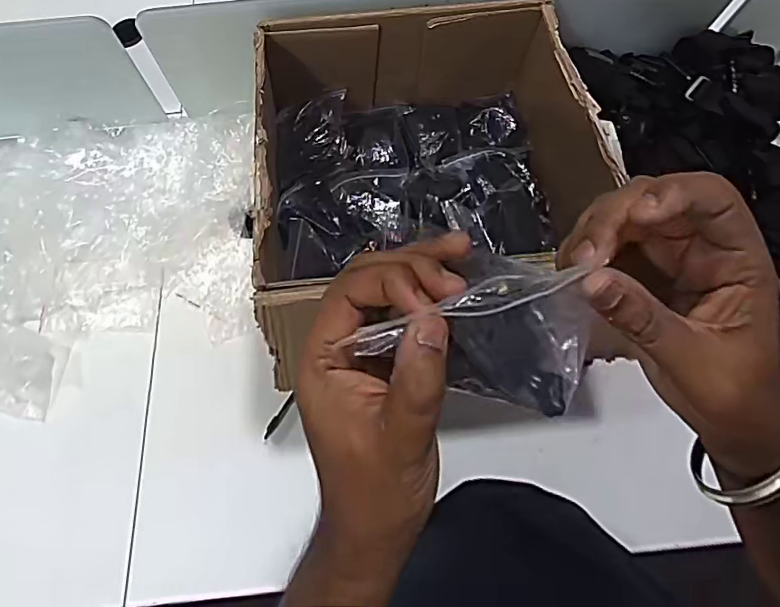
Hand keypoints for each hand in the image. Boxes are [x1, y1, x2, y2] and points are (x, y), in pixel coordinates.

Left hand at [287, 233, 467, 603]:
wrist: (375, 528)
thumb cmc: (373, 493)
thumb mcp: (399, 439)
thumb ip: (415, 380)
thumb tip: (432, 321)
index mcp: (322, 357)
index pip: (347, 294)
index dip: (389, 285)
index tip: (431, 302)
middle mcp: (335, 343)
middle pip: (364, 279)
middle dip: (409, 267)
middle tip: (451, 273)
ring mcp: (358, 347)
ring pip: (382, 287)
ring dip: (419, 267)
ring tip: (457, 251)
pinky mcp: (382, 355)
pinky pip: (400, 310)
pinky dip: (426, 293)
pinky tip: (452, 281)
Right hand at [565, 173, 779, 481]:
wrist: (734, 424)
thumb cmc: (737, 396)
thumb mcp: (694, 361)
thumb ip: (642, 319)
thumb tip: (592, 282)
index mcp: (737, 258)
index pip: (712, 199)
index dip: (675, 193)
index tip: (639, 214)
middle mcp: (699, 244)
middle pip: (650, 198)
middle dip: (613, 218)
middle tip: (587, 257)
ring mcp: (665, 252)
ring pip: (619, 214)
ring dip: (591, 233)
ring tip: (575, 269)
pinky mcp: (636, 265)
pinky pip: (603, 240)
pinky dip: (582, 251)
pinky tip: (572, 274)